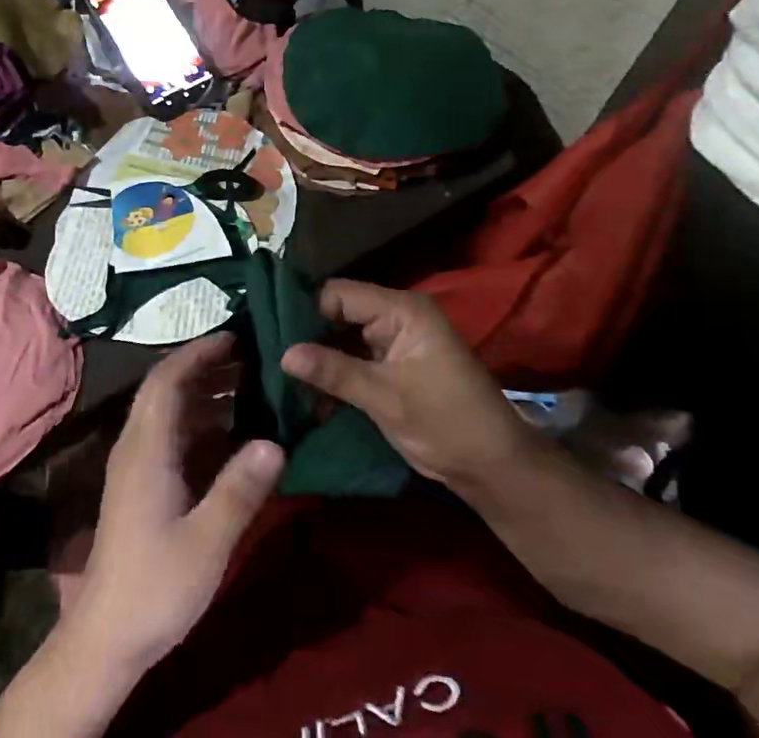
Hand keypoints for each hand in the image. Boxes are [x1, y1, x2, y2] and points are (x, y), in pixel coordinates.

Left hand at [62, 334, 284, 673]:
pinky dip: (205, 424)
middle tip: (254, 356)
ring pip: (172, 413)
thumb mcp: (207, 540)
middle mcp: (138, 448)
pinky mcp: (145, 487)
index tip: (236, 336)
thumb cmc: (155, 587)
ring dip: (207, 393)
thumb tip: (275, 441)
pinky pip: (176, 438)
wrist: (107, 638)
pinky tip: (236, 433)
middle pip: (167, 389)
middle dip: (207, 366)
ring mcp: (139, 468)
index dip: (198, 353)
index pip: (167, 380)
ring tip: (252, 384)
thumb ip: (240, 489)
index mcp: (146, 450)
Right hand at [282, 281, 535, 490]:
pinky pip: (353, 360)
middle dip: (305, 336)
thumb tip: (283, 354)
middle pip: (338, 313)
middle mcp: (396, 317)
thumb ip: (334, 372)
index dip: (303, 310)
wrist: (491, 464)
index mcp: (401, 310)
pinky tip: (305, 395)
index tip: (268, 334)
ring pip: (342, 339)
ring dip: (317, 360)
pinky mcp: (392, 366)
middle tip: (266, 358)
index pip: (339, 294)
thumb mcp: (385, 397)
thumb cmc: (445, 422)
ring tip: (278, 378)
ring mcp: (394, 342)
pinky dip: (333, 375)